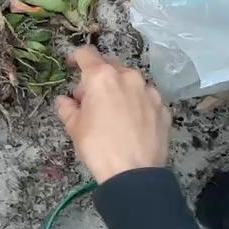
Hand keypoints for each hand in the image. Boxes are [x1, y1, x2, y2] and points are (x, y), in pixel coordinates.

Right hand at [54, 47, 170, 182]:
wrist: (134, 173)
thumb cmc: (98, 147)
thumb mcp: (74, 127)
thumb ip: (67, 108)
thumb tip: (65, 100)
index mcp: (102, 77)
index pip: (86, 55)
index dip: (76, 57)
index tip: (71, 63)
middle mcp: (129, 77)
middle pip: (110, 66)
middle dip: (98, 77)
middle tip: (88, 98)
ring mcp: (150, 91)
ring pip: (130, 81)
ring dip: (118, 89)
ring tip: (111, 110)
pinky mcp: (163, 107)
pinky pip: (145, 98)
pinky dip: (135, 103)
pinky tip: (130, 121)